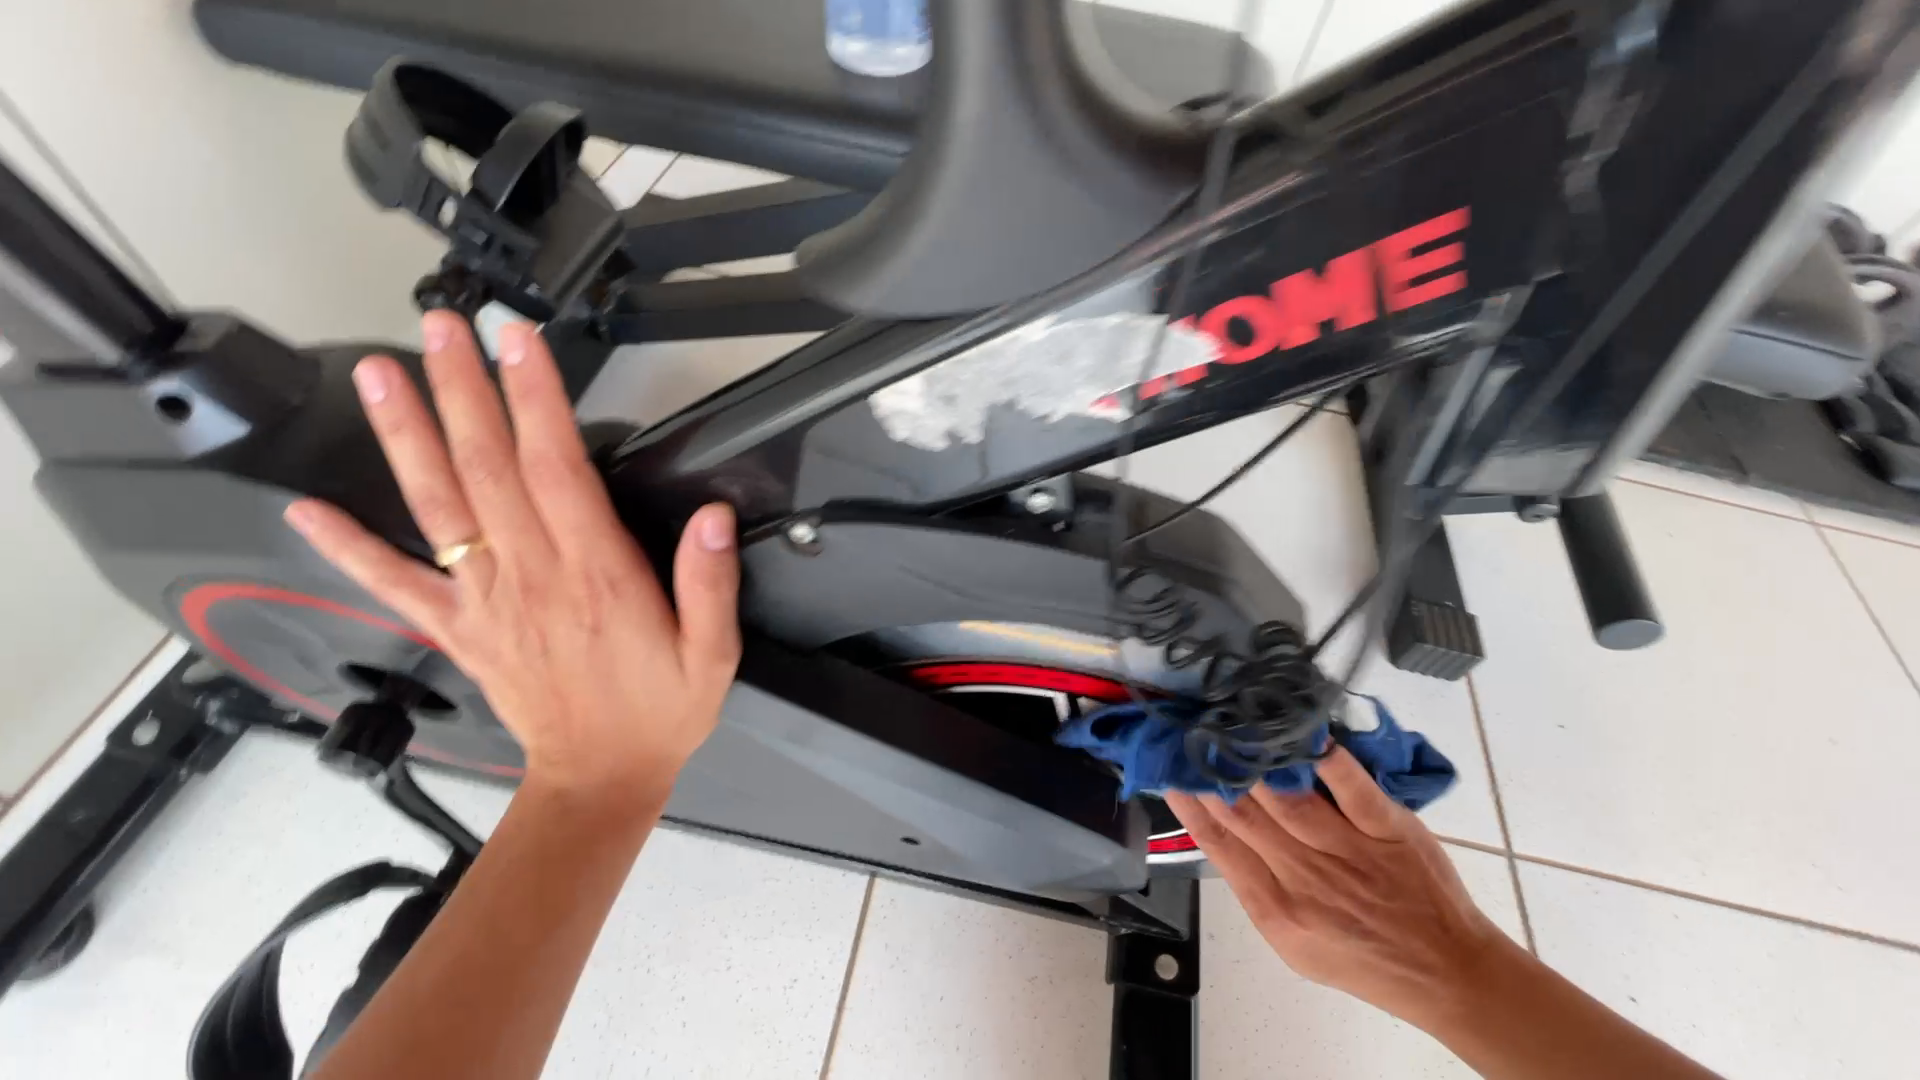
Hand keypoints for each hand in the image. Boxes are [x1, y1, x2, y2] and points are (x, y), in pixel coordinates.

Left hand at [284, 311, 740, 802]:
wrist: (600, 778)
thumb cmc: (658, 712)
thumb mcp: (714, 653)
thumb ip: (710, 582)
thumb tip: (713, 517)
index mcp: (596, 576)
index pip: (558, 468)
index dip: (536, 400)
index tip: (519, 345)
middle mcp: (531, 578)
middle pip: (488, 467)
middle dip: (464, 390)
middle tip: (443, 329)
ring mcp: (486, 602)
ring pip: (439, 507)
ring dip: (408, 437)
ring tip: (380, 377)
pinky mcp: (460, 628)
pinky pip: (396, 584)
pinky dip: (348, 547)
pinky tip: (307, 511)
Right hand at [1165, 747, 1514, 1028]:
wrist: (1447, 973)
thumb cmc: (1362, 955)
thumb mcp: (1292, 942)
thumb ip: (1254, 887)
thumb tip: (1218, 830)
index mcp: (1276, 908)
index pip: (1218, 844)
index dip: (1189, 805)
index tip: (1168, 770)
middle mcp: (1306, 879)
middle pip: (1245, 816)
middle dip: (1212, 772)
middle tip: (1188, 734)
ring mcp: (1350, 853)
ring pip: (1287, 800)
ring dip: (1255, 763)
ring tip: (1226, 728)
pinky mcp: (1390, 830)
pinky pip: (1355, 792)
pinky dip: (1330, 764)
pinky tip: (1306, 736)